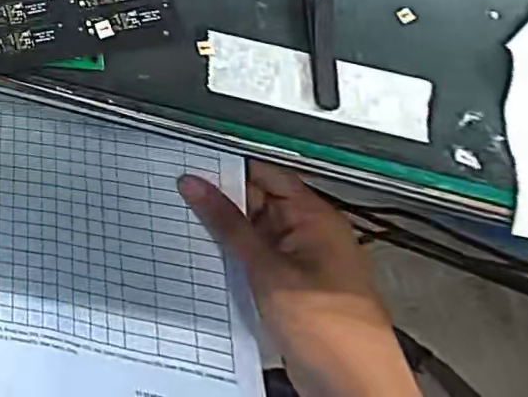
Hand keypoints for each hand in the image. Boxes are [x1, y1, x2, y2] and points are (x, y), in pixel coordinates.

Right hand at [179, 163, 418, 396]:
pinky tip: (197, 244)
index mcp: (316, 219)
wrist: (354, 392)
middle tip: (173, 184)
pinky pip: (250, 252)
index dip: (226, 162)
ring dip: (219, 224)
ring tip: (177, 211)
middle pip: (254, 198)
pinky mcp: (285, 282)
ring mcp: (297, 259)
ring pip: (248, 226)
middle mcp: (308, 233)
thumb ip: (227, 222)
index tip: (187, 155)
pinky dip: (226, 248)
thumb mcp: (267, 268)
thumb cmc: (329, 329)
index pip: (264, 172)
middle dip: (216, 194)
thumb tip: (192, 182)